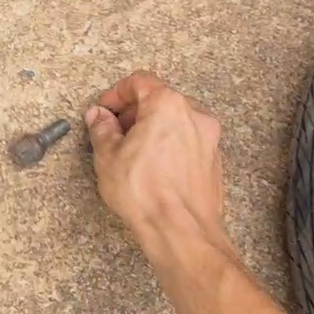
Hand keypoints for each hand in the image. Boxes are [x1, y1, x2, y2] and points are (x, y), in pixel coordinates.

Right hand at [84, 72, 236, 279]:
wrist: (182, 232)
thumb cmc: (145, 192)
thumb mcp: (108, 156)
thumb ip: (102, 128)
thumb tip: (99, 116)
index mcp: (167, 105)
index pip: (139, 82)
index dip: (116, 93)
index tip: (104, 110)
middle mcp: (194, 115)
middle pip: (159, 99)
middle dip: (133, 112)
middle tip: (114, 132)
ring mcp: (209, 138)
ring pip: (175, 120)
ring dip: (152, 128)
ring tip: (132, 152)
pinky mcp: (214, 161)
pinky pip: (187, 141)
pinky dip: (169, 144)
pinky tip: (153, 168)